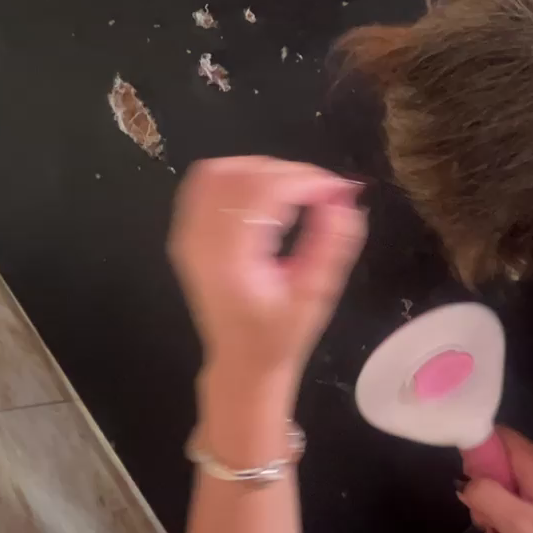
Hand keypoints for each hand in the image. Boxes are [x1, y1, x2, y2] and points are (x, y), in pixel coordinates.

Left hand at [169, 157, 367, 390]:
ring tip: (297, 192)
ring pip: (221, 171)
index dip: (306, 180)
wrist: (242, 362)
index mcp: (231, 260)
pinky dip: (241, 175)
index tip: (338, 191)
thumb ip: (333, 246)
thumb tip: (344, 201)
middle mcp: (201, 242)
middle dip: (291, 173)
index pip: (263, 191)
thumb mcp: (316, 296)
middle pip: (243, 175)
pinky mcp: (188, 232)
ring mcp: (188, 235)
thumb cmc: (279, 336)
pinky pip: (207, 183)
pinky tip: (266, 195)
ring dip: (266, 170)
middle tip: (324, 193)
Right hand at [458, 427, 532, 532]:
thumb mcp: (516, 522)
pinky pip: (520, 512)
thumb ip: (485, 495)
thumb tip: (465, 483)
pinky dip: (513, 531)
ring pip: (506, 495)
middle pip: (497, 469)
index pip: (496, 436)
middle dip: (484, 497)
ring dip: (497, 521)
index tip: (470, 488)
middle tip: (489, 526)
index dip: (476, 455)